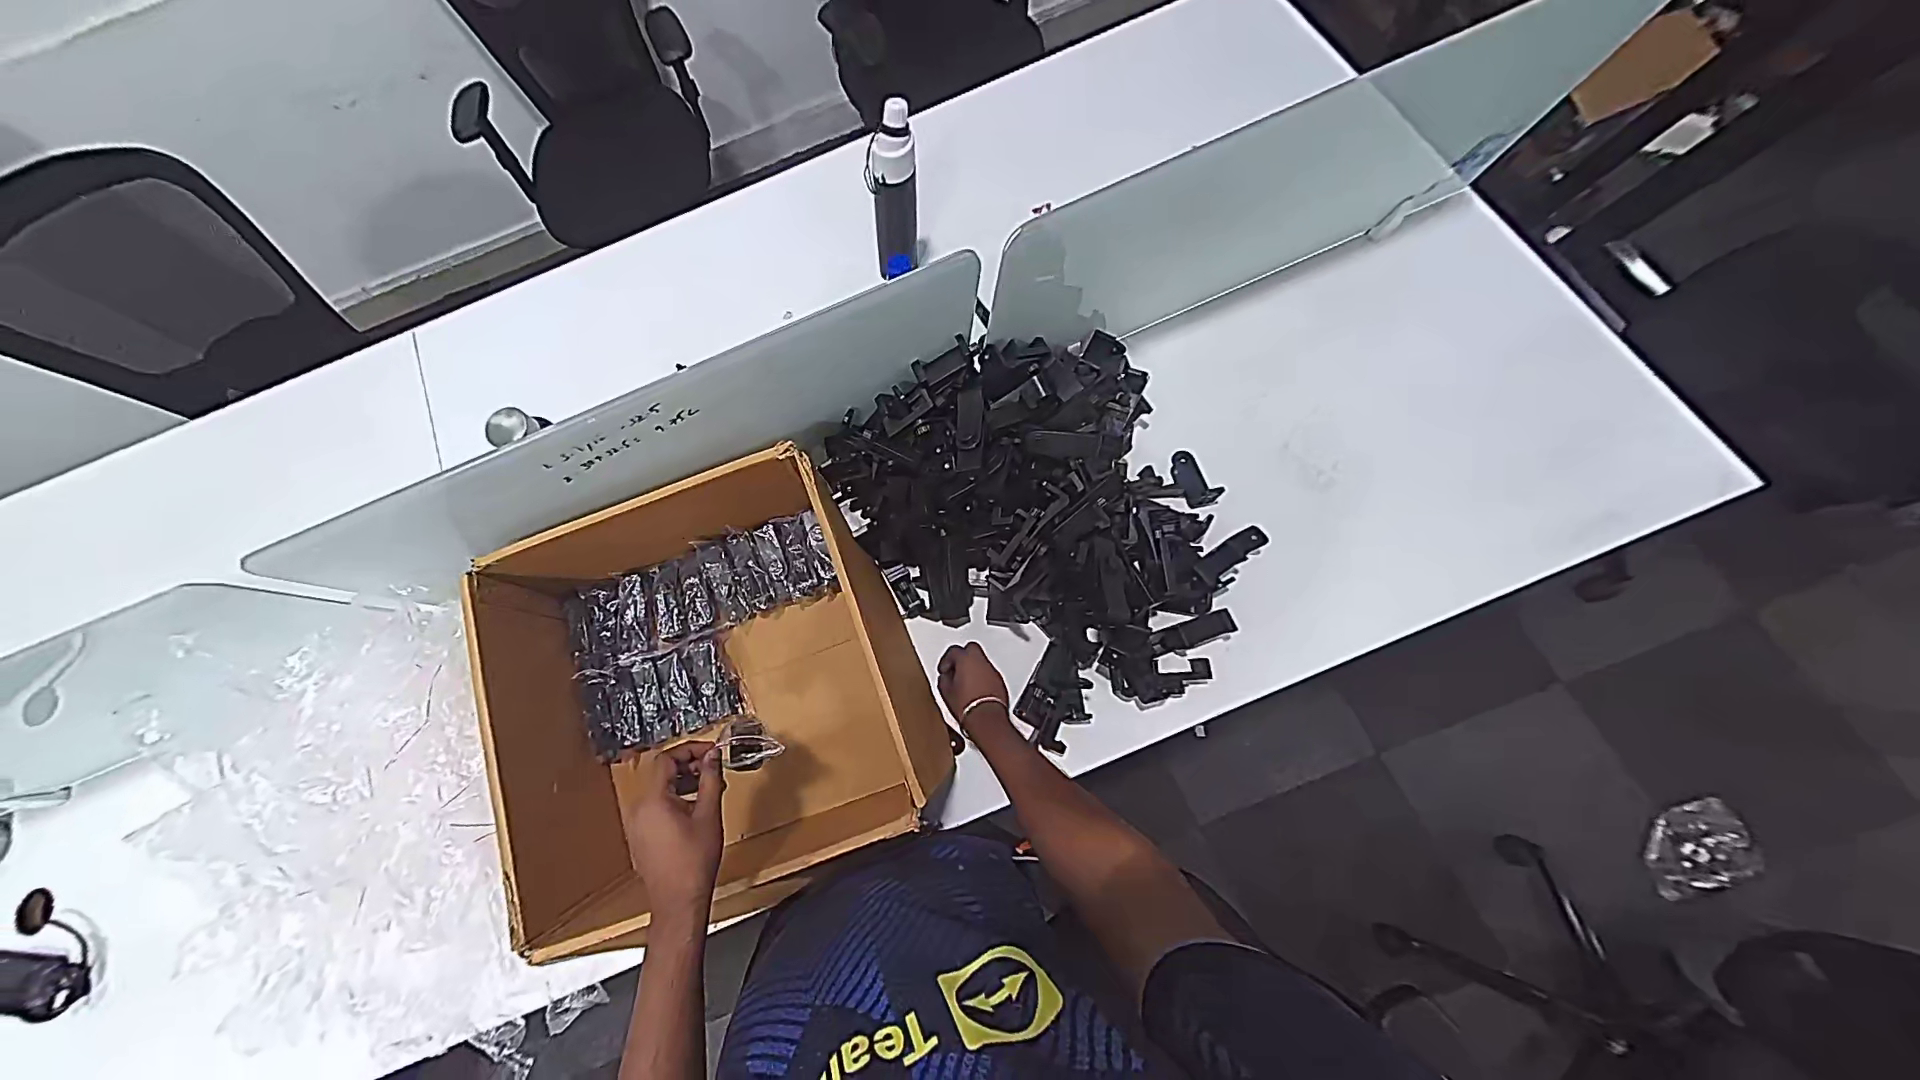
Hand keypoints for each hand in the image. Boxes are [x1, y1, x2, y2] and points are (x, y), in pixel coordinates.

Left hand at [624, 741, 725, 921]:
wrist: (678, 900)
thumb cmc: (695, 859)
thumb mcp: (708, 813)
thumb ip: (710, 778)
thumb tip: (713, 755)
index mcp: (653, 800)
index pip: (666, 759)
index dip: (690, 749)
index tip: (711, 751)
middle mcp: (639, 809)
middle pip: (662, 772)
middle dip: (689, 765)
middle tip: (713, 767)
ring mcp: (637, 824)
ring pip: (660, 789)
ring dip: (684, 781)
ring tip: (709, 787)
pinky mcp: (641, 835)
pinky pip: (656, 805)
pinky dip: (675, 797)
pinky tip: (696, 807)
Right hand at [937, 643, 1010, 733]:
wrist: (986, 720)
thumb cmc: (967, 706)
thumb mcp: (946, 691)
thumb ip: (944, 678)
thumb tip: (946, 677)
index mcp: (966, 659)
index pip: (953, 651)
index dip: (946, 660)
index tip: (944, 669)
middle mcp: (981, 661)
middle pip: (971, 648)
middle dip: (962, 657)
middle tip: (956, 669)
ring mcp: (992, 671)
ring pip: (981, 661)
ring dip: (973, 668)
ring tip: (965, 682)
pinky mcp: (1000, 682)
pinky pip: (989, 673)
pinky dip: (982, 677)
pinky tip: (976, 689)